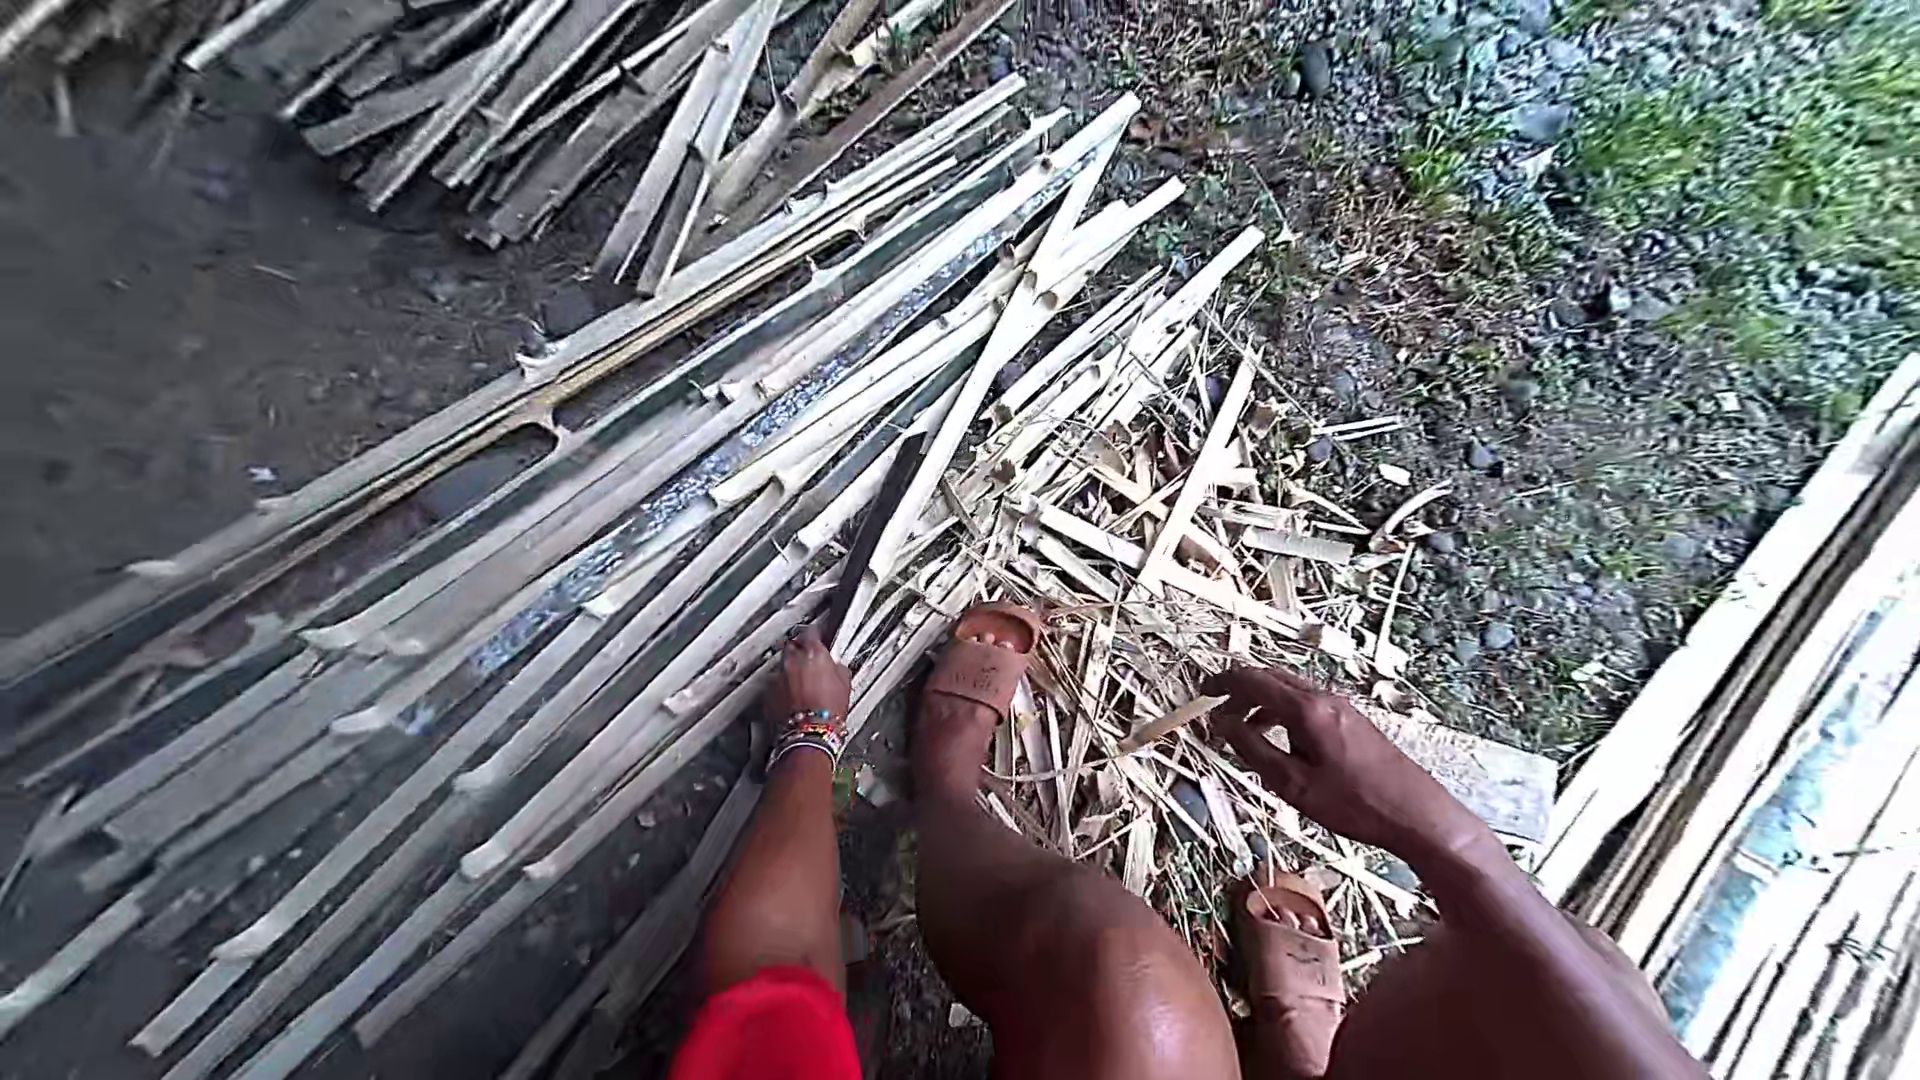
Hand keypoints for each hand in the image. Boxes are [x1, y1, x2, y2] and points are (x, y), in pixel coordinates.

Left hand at [767, 625, 850, 723]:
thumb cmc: (829, 710)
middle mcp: (793, 661)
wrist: (811, 732)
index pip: (811, 632)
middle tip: (808, 658)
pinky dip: (783, 686)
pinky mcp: (769, 693)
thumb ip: (837, 666)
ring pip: (783, 665)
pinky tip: (793, 695)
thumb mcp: (844, 682)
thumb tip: (835, 665)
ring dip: (791, 669)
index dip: (815, 633)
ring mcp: (779, 676)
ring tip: (801, 681)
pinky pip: (775, 683)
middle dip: (799, 650)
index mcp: (813, 654)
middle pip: (792, 646)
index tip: (817, 635)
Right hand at [1201, 666, 1491, 867]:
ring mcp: (1340, 705)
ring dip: (1258, 702)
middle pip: (1267, 676)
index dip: (1220, 684)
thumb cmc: (1357, 805)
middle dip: (1237, 691)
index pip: (1250, 678)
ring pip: (1286, 688)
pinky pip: (1304, 701)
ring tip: (1243, 731)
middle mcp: (1323, 697)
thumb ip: (1251, 748)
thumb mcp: (1292, 784)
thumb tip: (1221, 723)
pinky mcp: (1350, 718)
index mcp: (1306, 708)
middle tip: (1217, 713)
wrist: (1423, 819)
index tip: (1201, 696)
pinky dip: (1280, 711)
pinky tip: (1278, 740)